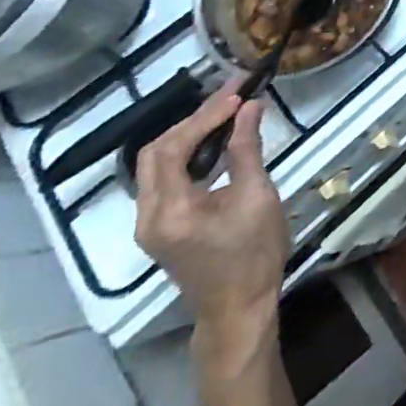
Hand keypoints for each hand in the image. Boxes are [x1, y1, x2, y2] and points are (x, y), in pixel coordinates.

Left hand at [134, 78, 287, 328]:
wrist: (240, 309)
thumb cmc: (254, 256)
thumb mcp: (258, 198)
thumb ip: (247, 149)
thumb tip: (250, 108)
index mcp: (170, 212)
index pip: (174, 149)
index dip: (204, 117)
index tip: (236, 96)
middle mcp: (147, 217)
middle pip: (156, 153)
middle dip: (191, 123)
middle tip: (228, 101)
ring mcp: (149, 225)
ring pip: (156, 166)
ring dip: (187, 138)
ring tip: (223, 116)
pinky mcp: (159, 229)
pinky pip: (164, 181)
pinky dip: (186, 158)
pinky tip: (213, 147)